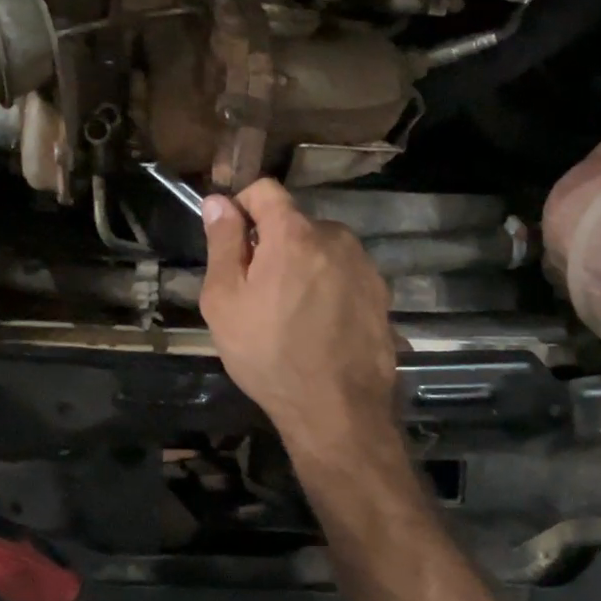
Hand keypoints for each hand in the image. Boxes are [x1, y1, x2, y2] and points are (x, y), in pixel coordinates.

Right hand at [198, 180, 399, 453]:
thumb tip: (219, 201)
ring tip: (289, 312)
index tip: (231, 239)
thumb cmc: (269, 354)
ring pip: (320, 249)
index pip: (265, 189)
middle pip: (294, 222)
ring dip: (302, 265)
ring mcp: (364, 265)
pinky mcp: (381, 293)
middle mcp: (335, 237)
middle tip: (256, 289)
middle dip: (272, 244)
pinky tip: (319, 325)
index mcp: (294, 233)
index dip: (242, 206)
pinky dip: (327, 286)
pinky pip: (343, 273)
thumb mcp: (225, 300)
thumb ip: (222, 243)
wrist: (337, 411)